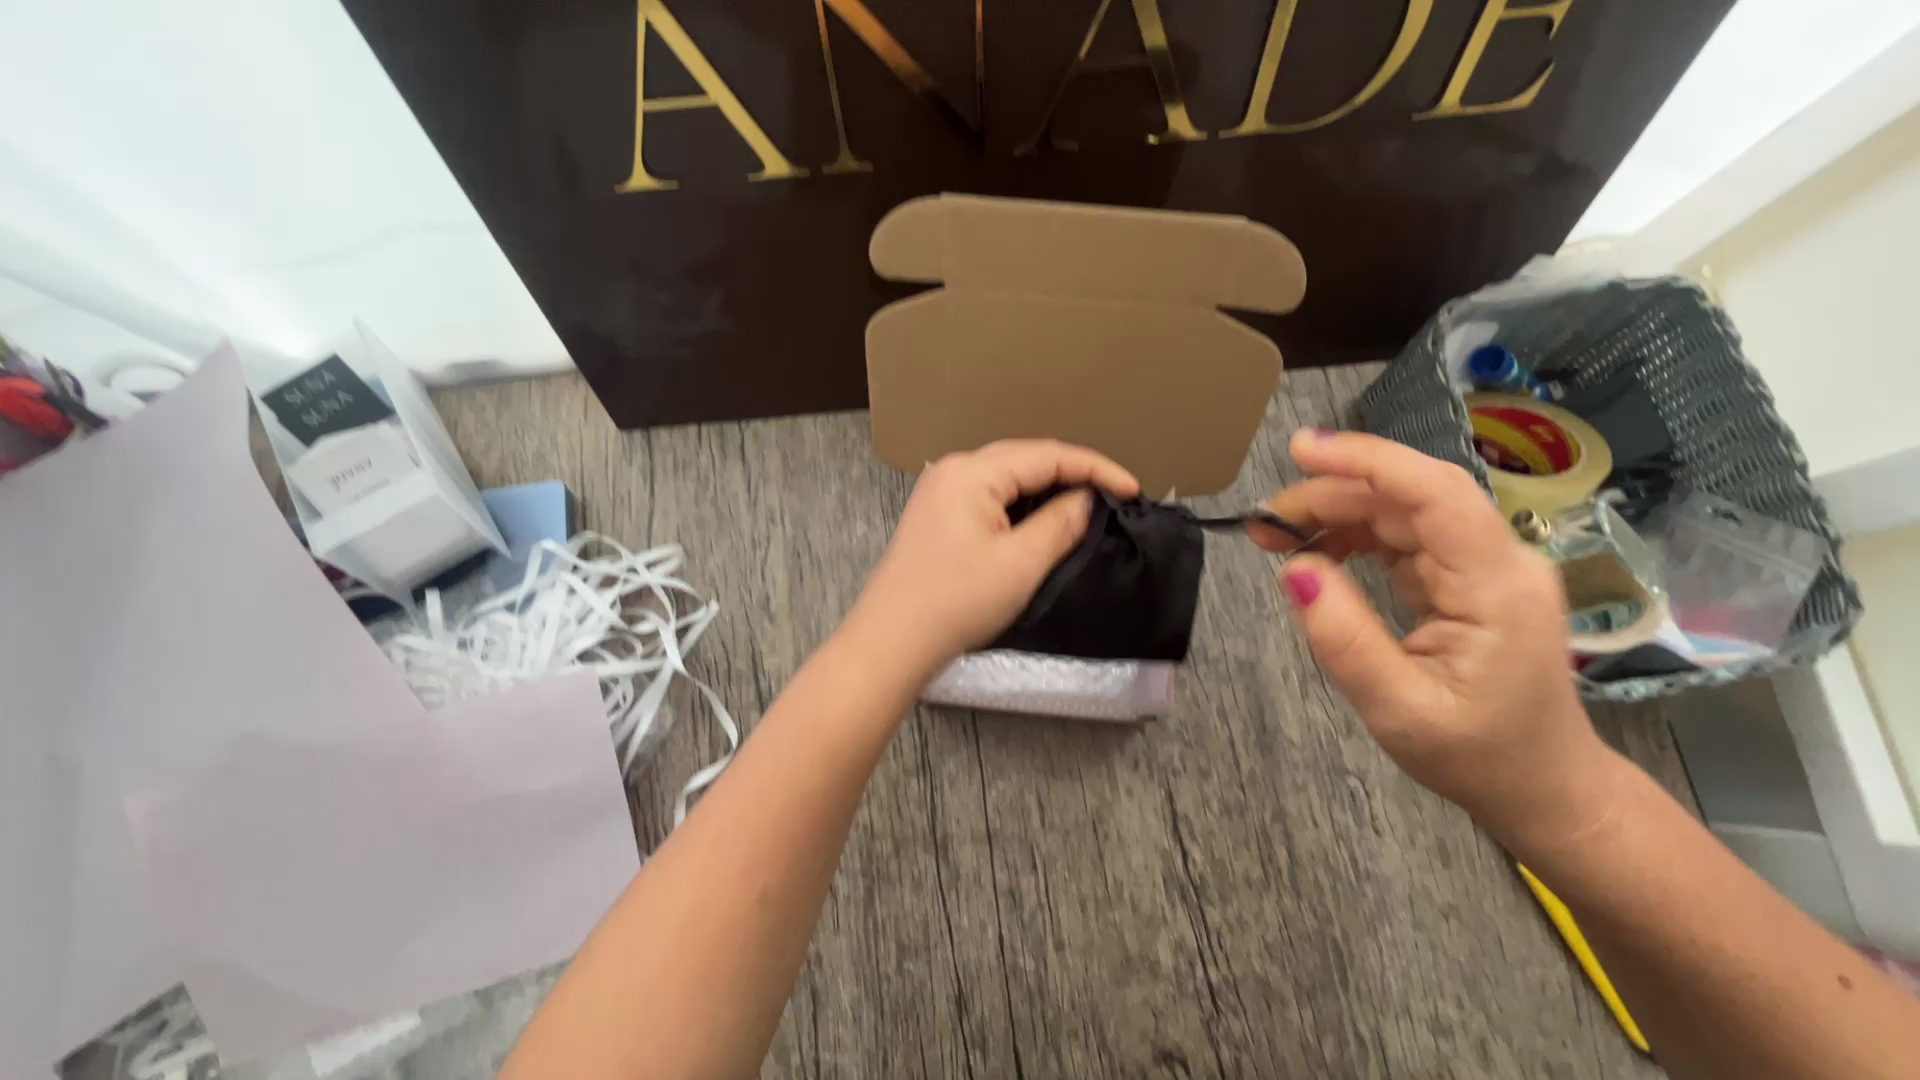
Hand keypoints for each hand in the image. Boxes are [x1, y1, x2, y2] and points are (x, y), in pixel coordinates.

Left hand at [844, 440, 1138, 679]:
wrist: (891, 642)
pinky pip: (989, 498)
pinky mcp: (936, 517)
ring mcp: (940, 492)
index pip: (1047, 454)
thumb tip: (1086, 500)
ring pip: (1007, 479)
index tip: (1133, 490)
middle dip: (1072, 475)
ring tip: (1086, 510)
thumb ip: (1060, 524)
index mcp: (972, 472)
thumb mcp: (1020, 564)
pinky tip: (1041, 524)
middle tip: (1113, 499)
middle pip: (1025, 460)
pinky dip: (1021, 507)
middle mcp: (953, 470)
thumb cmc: (956, 602)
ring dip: (1047, 492)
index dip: (1095, 468)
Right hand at [1253, 430, 1620, 853]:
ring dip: (1336, 514)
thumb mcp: (1397, 709)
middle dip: (1331, 495)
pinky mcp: (1466, 579)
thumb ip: (1344, 638)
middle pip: (1409, 497)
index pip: (1434, 493)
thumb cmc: (1475, 756)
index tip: (1300, 449)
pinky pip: (1404, 538)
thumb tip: (1294, 568)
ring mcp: (1484, 567)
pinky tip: (1317, 553)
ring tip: (1276, 538)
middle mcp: (1498, 560)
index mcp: (1496, 586)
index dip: (1367, 460)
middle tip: (1261, 525)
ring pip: (1402, 512)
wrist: (1541, 786)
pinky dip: (1353, 537)